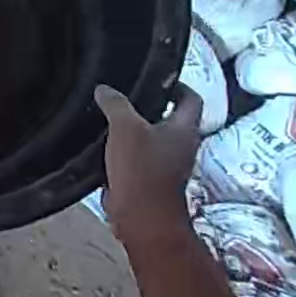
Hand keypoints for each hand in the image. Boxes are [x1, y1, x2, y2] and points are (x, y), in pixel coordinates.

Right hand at [95, 83, 201, 243]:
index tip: (155, 77)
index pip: (191, 99)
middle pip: (170, 118)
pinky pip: (140, 156)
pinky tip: (105, 144)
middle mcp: (182, 146)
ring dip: (135, 128)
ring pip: (152, 138)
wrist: (142, 219)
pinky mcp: (151, 180)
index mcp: (184, 130)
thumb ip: (116, 104)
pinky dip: (125, 148)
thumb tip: (104, 89)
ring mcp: (168, 166)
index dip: (177, 85)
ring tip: (109, 116)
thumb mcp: (125, 128)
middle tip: (124, 95)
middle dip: (149, 105)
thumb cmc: (141, 169)